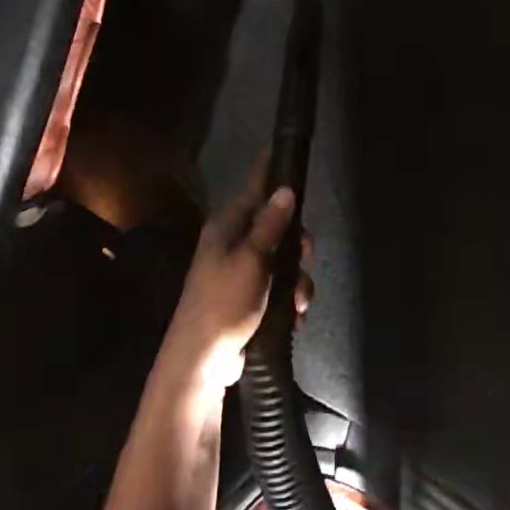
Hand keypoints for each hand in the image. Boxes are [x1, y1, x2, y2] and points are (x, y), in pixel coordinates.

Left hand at [162, 160, 315, 391]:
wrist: (202, 360)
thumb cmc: (223, 303)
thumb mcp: (251, 261)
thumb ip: (270, 225)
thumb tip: (285, 189)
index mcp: (228, 226)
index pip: (254, 187)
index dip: (270, 169)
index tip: (284, 149)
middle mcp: (233, 242)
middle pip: (276, 224)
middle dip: (296, 242)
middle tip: (306, 254)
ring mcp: (240, 271)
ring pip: (282, 258)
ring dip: (297, 279)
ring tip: (300, 301)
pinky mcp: (248, 297)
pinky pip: (278, 286)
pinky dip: (290, 298)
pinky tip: (295, 316)